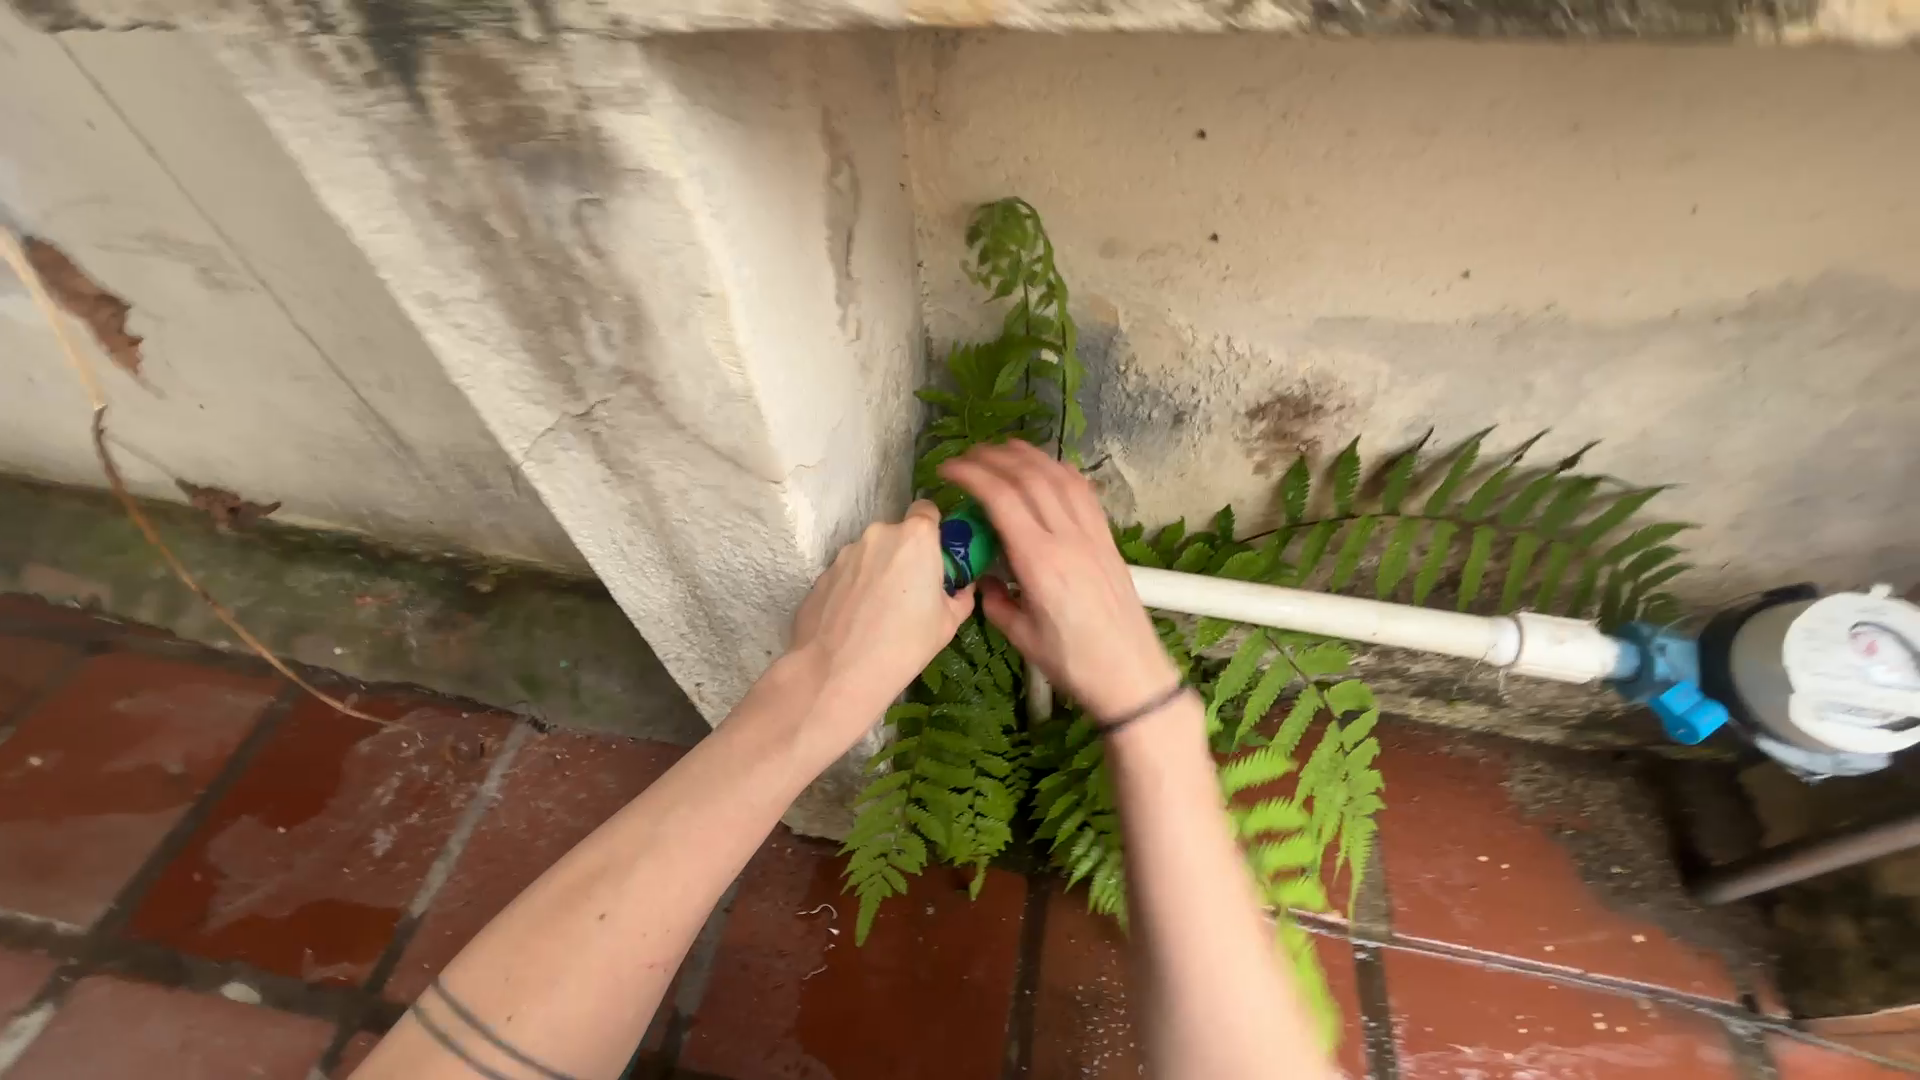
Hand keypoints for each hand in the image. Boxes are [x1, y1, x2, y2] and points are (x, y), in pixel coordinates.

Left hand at [790, 501, 974, 739]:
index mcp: (915, 537)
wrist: (836, 671)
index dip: (934, 530)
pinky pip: (848, 573)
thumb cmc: (905, 644)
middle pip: (897, 534)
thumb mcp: (949, 623)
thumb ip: (961, 595)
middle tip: (910, 592)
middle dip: (905, 555)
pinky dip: (855, 588)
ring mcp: (845, 553)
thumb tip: (962, 588)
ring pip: (870, 554)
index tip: (935, 557)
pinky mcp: (822, 574)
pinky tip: (856, 619)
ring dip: (878, 571)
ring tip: (879, 611)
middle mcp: (878, 534)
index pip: (927, 510)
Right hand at [939, 441, 1178, 720]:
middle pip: (1029, 478)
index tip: (948, 469)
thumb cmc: (1073, 662)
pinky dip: (1063, 472)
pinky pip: (1085, 494)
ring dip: (1029, 457)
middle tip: (968, 456)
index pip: (1002, 499)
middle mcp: (1068, 538)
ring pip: (1060, 478)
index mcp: (1039, 561)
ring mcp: (1093, 536)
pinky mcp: (1108, 541)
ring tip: (1004, 448)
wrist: (1130, 675)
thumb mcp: (1021, 636)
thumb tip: (985, 581)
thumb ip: (996, 603)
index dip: (972, 475)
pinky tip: (1050, 468)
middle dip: (995, 458)